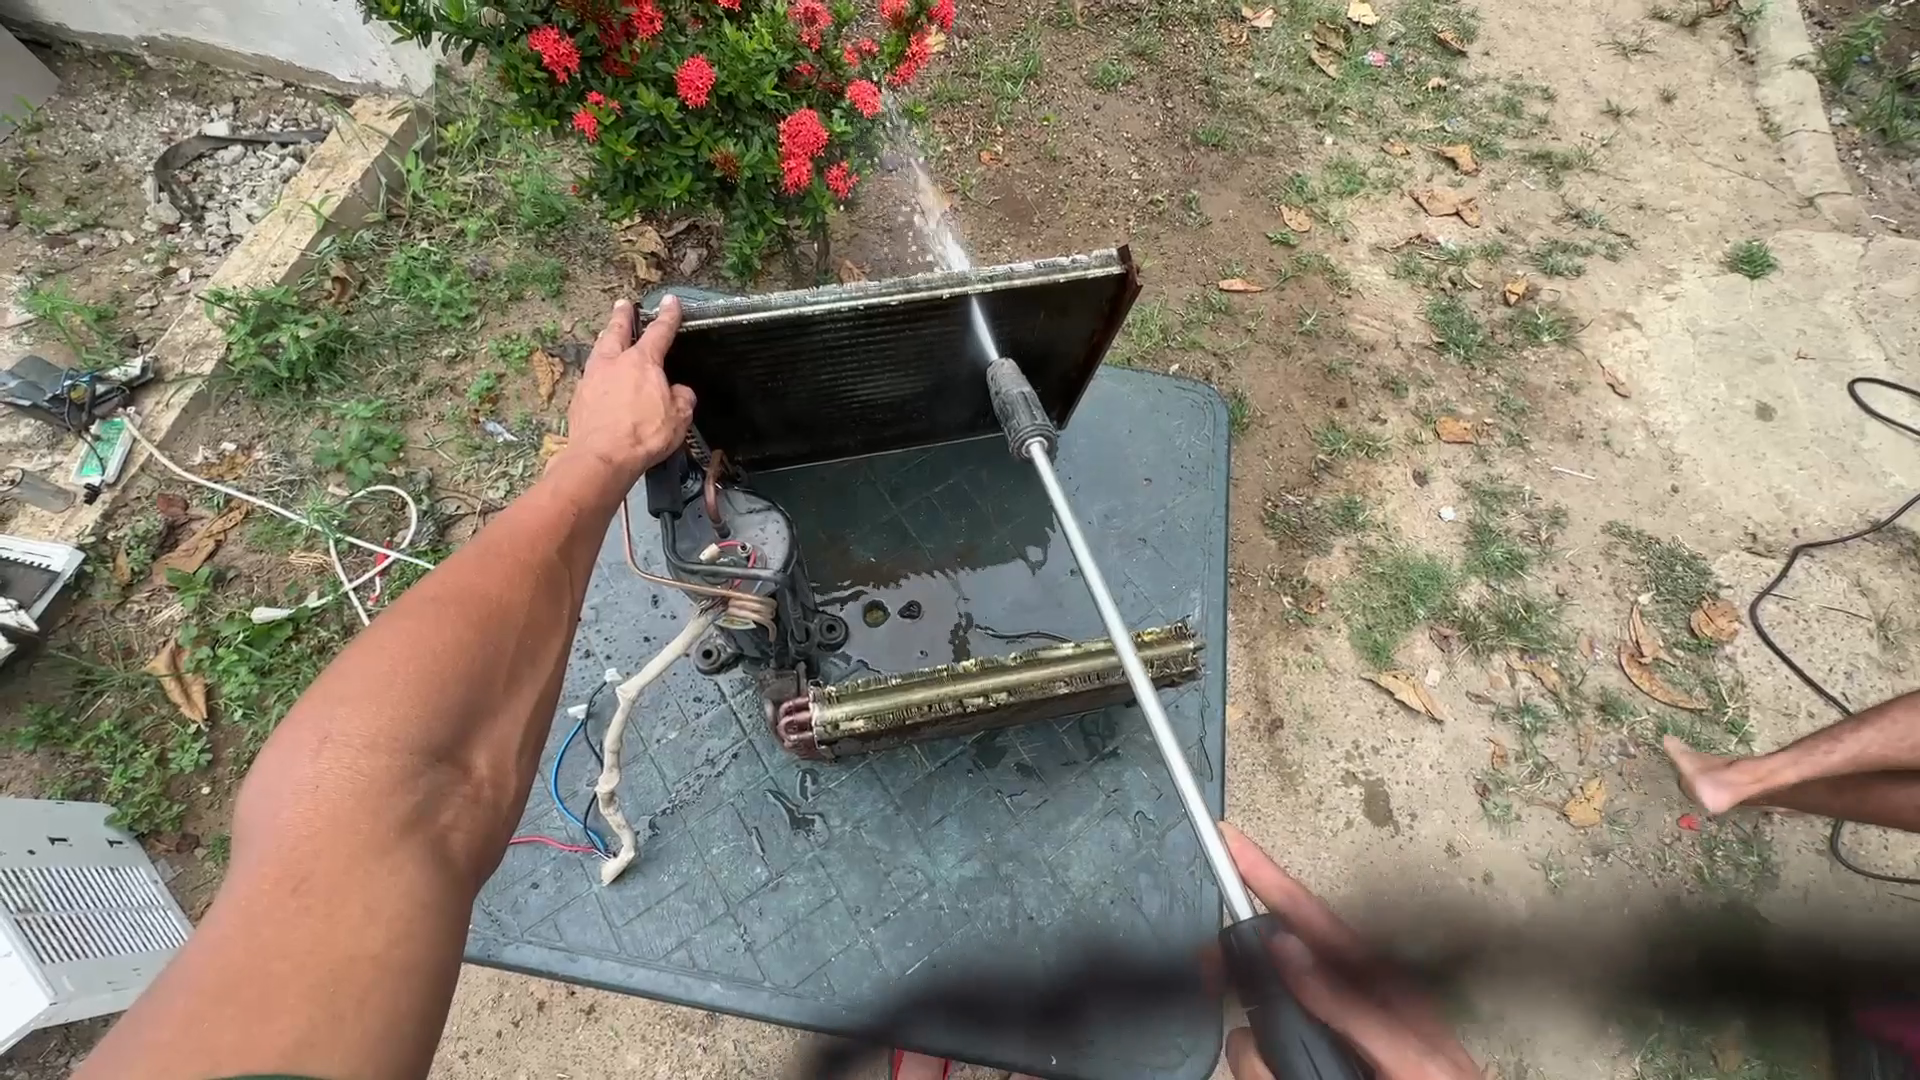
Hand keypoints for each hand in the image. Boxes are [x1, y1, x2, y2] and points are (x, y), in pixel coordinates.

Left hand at [564, 296, 696, 482]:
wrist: (603, 456)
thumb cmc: (644, 435)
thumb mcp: (679, 417)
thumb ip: (682, 398)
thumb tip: (679, 392)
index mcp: (643, 363)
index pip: (659, 332)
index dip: (668, 316)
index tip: (671, 302)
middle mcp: (614, 363)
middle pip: (618, 331)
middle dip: (623, 316)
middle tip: (623, 304)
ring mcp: (593, 378)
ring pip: (600, 350)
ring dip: (605, 339)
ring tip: (607, 334)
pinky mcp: (580, 397)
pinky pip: (592, 376)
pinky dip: (599, 372)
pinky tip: (602, 378)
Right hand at [1220, 823, 1479, 1079]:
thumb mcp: (1411, 1057)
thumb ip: (1349, 1002)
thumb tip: (1282, 943)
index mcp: (1369, 980)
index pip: (1305, 912)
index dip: (1262, 870)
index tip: (1225, 836)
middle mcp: (1334, 999)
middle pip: (1264, 961)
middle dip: (1234, 970)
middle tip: (1212, 978)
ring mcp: (1316, 1034)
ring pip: (1252, 1019)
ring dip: (1255, 1054)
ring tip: (1285, 1076)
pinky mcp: (1300, 1063)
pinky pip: (1253, 1056)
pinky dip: (1257, 1071)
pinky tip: (1276, 1078)